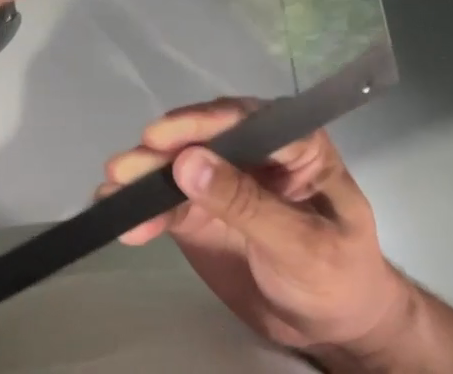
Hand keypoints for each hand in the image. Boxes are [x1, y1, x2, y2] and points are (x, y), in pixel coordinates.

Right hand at [95, 99, 413, 355]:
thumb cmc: (340, 280)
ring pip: (172, 166)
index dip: (199, 123)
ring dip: (141, 178)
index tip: (160, 137)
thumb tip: (187, 162)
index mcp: (292, 144)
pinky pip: (162, 202)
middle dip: (158, 153)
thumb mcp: (303, 245)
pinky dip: (139, 210)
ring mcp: (219, 179)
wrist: (333, 330)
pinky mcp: (195, 209)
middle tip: (124, 169)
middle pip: (197, 139)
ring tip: (112, 195)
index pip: (243, 121)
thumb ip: (246, 203)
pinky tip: (120, 220)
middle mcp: (250, 151)